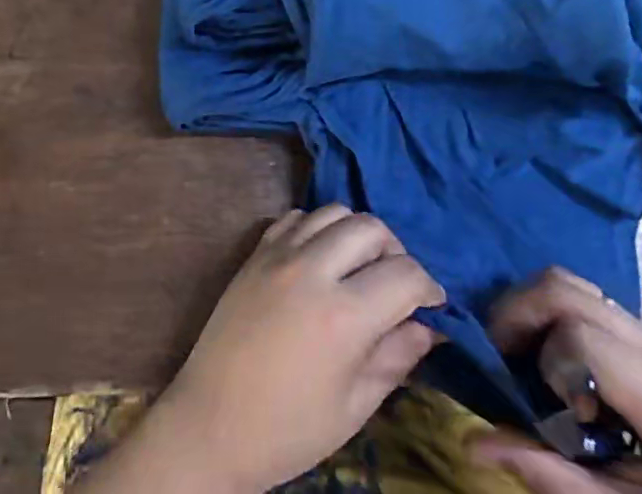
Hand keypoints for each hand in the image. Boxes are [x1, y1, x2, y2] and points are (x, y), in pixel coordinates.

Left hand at [76, 206, 446, 493]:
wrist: (210, 424)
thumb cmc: (288, 429)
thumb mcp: (354, 405)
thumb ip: (396, 358)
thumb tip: (429, 328)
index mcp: (344, 316)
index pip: (406, 274)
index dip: (429, 288)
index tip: (430, 305)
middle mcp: (312, 270)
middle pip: (371, 228)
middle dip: (395, 252)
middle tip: (394, 284)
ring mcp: (278, 255)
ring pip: (333, 211)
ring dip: (356, 233)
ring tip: (357, 267)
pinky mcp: (255, 254)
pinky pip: (295, 217)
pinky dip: (316, 228)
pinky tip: (318, 259)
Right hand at [468, 268, 641, 493]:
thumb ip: (551, 476)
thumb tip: (471, 442)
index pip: (578, 333)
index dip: (543, 360)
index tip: (539, 407)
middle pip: (568, 289)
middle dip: (517, 312)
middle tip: (499, 357)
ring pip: (576, 286)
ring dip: (533, 310)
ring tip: (521, 356)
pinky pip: (592, 305)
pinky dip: (555, 318)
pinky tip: (555, 365)